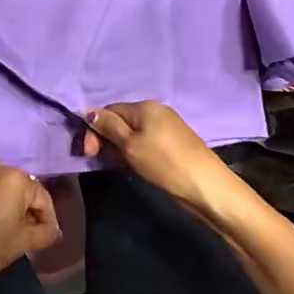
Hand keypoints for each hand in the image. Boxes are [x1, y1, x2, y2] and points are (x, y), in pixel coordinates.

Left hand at [0, 164, 60, 293]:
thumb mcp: (25, 242)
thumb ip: (46, 233)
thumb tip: (53, 231)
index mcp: (16, 177)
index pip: (43, 198)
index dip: (50, 220)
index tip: (49, 238)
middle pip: (25, 191)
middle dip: (31, 212)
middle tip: (34, 236)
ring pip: (7, 191)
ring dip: (15, 209)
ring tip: (16, 233)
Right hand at [80, 100, 237, 210]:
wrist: (205, 186)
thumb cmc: (163, 163)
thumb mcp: (130, 145)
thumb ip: (108, 126)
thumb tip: (87, 111)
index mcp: (145, 106)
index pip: (109, 110)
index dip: (94, 129)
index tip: (88, 153)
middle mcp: (156, 111)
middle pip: (120, 121)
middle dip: (105, 139)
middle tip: (99, 160)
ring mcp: (167, 127)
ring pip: (132, 134)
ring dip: (118, 148)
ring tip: (117, 166)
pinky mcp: (173, 143)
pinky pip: (145, 142)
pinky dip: (133, 152)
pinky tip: (132, 166)